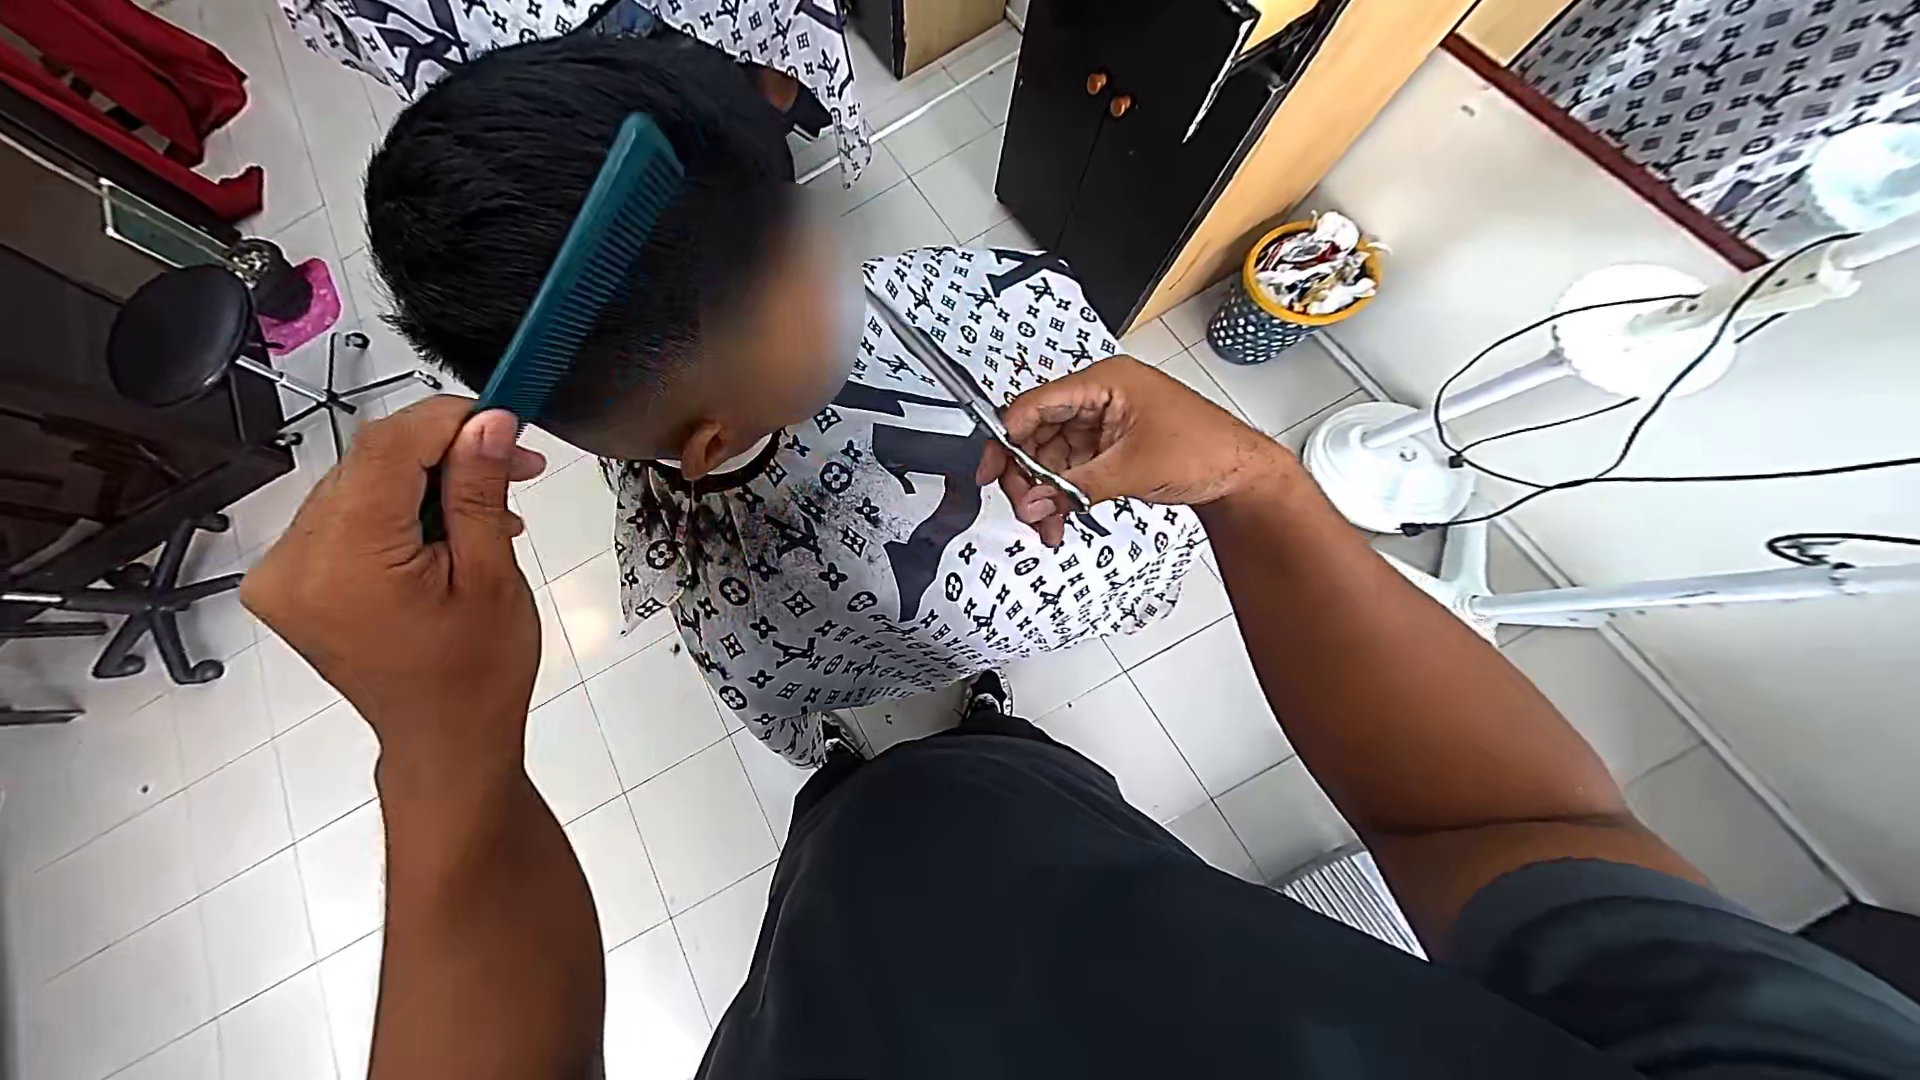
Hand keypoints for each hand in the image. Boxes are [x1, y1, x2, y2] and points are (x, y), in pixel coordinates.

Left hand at [240, 397, 546, 783]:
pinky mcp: (295, 581)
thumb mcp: (493, 575)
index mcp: (343, 562)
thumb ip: (481, 492)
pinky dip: (408, 509)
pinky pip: (352, 517)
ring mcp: (284, 572)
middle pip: (369, 465)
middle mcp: (291, 560)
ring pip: (362, 486)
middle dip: (448, 452)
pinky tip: (454, 528)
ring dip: (433, 480)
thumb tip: (491, 422)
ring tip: (499, 504)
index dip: (446, 419)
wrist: (446, 735)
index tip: (506, 416)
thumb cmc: (482, 666)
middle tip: (521, 462)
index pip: (384, 450)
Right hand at [974, 355, 1292, 545]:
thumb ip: (1074, 488)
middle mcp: (1098, 398)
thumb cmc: (1206, 449)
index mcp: (1104, 382)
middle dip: (1027, 476)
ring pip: (1050, 458)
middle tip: (1026, 507)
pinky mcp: (1106, 448)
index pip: (1036, 404)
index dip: (1006, 438)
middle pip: (1036, 434)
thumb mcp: (1130, 469)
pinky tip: (1058, 518)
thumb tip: (1031, 503)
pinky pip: (1068, 471)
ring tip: (1046, 524)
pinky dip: (1061, 496)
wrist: (1239, 474)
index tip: (989, 470)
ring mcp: (1101, 425)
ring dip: (1043, 493)